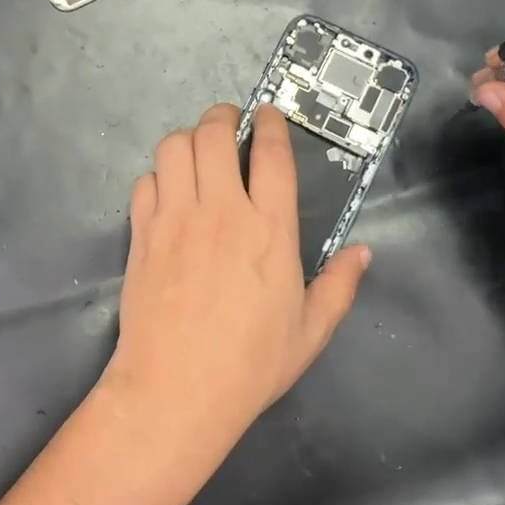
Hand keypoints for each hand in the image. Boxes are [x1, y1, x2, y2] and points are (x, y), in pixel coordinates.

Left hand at [105, 104, 371, 444]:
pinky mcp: (141, 234)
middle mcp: (221, 212)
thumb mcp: (310, 332)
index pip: (271, 156)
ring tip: (197, 153)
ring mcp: (175, 219)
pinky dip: (158, 176)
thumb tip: (363, 251)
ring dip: (187, 140)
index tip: (268, 114)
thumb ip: (339, 285)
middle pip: (214, 134)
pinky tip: (169, 192)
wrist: (175, 390)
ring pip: (173, 147)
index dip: (271, 124)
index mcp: (270, 231)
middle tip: (229, 126)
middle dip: (222, 117)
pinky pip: (145, 182)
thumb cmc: (250, 364)